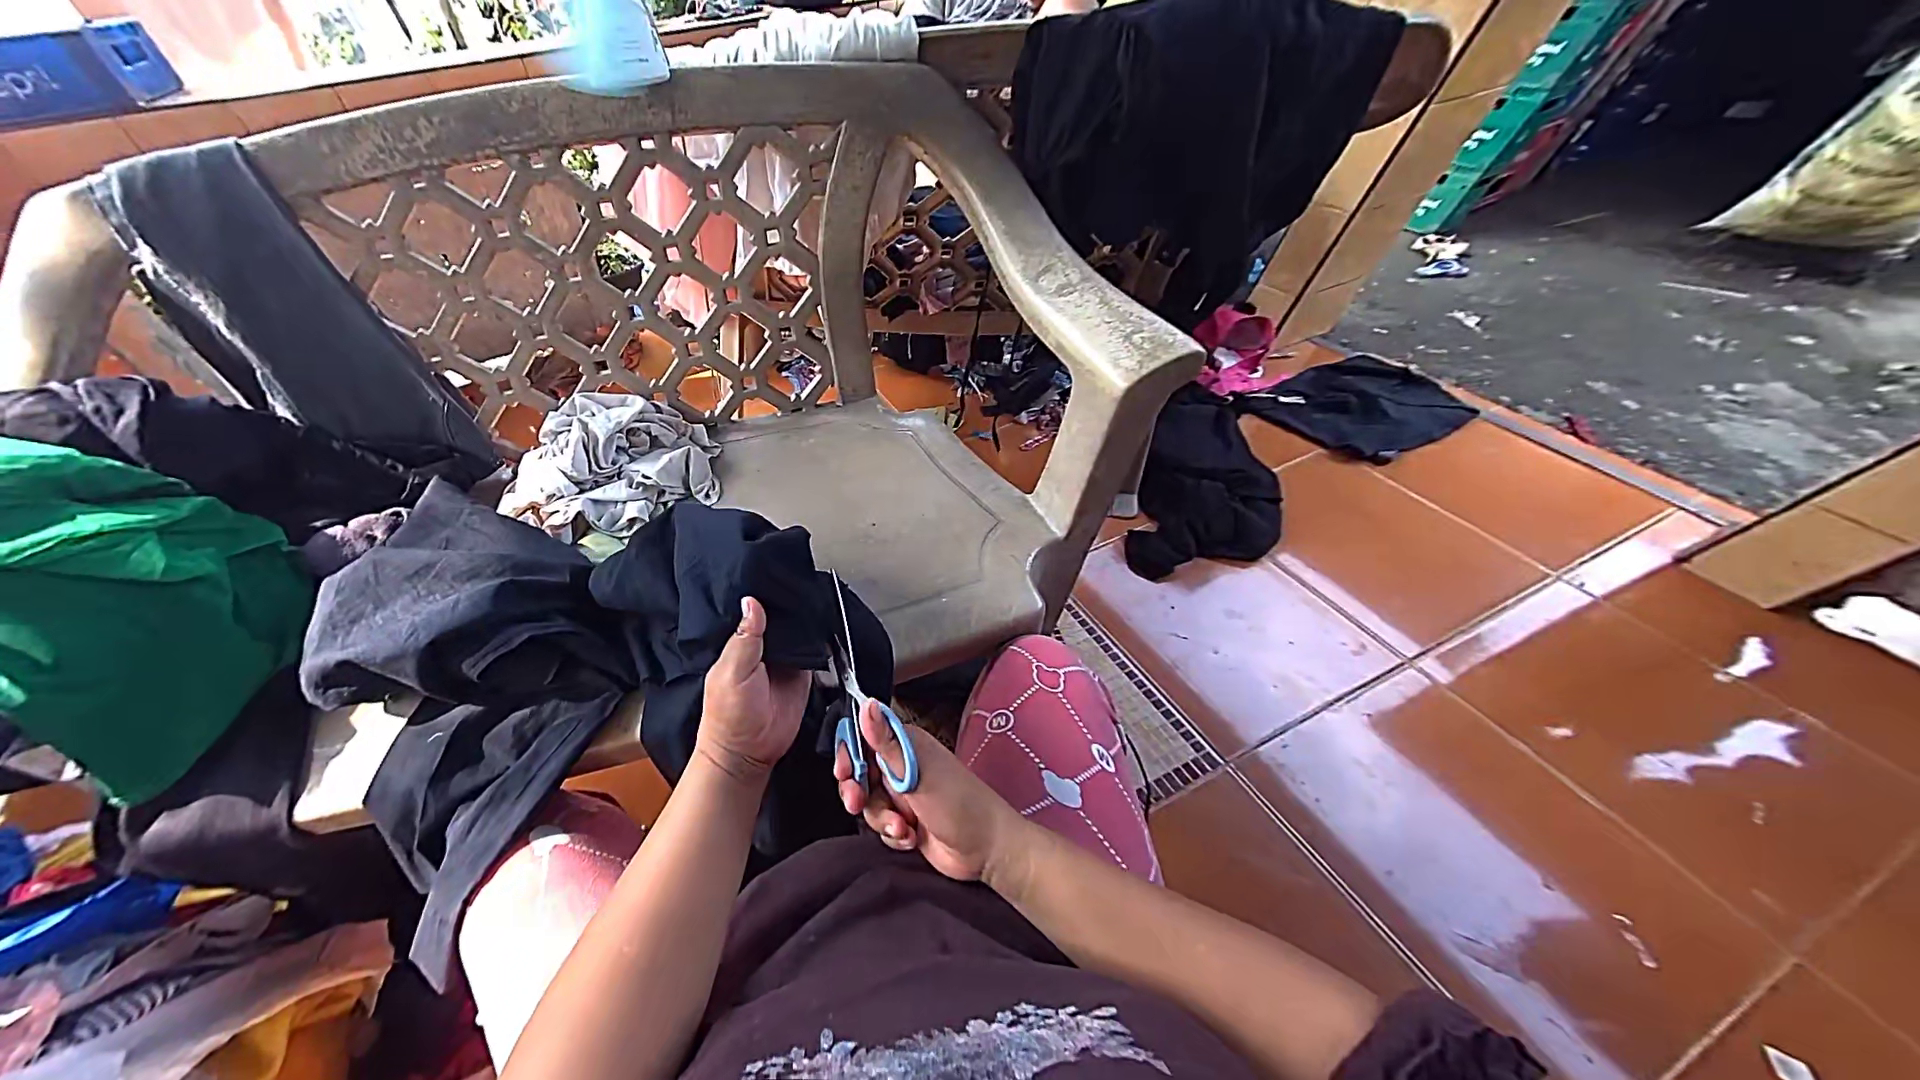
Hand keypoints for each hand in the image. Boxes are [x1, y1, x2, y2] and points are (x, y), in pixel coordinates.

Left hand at [697, 597, 811, 780]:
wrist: (749, 752)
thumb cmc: (728, 716)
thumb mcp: (731, 671)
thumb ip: (744, 638)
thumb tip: (751, 602)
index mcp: (737, 644)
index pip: (752, 612)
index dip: (763, 597)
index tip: (777, 577)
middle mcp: (761, 649)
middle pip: (779, 619)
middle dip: (788, 607)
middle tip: (801, 587)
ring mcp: (783, 661)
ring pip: (798, 633)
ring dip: (805, 624)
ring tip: (813, 604)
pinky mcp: (802, 674)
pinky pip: (814, 652)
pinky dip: (820, 643)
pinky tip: (822, 631)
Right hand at [835, 699, 1031, 882]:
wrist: (987, 850)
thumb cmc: (960, 804)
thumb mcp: (917, 772)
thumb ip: (886, 742)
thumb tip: (868, 704)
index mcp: (907, 745)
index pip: (865, 738)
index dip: (849, 753)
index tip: (845, 770)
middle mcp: (904, 766)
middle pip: (860, 773)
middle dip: (857, 791)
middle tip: (857, 802)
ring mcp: (905, 794)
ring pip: (869, 803)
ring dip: (881, 818)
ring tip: (902, 826)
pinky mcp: (906, 820)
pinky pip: (881, 825)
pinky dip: (892, 834)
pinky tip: (910, 837)